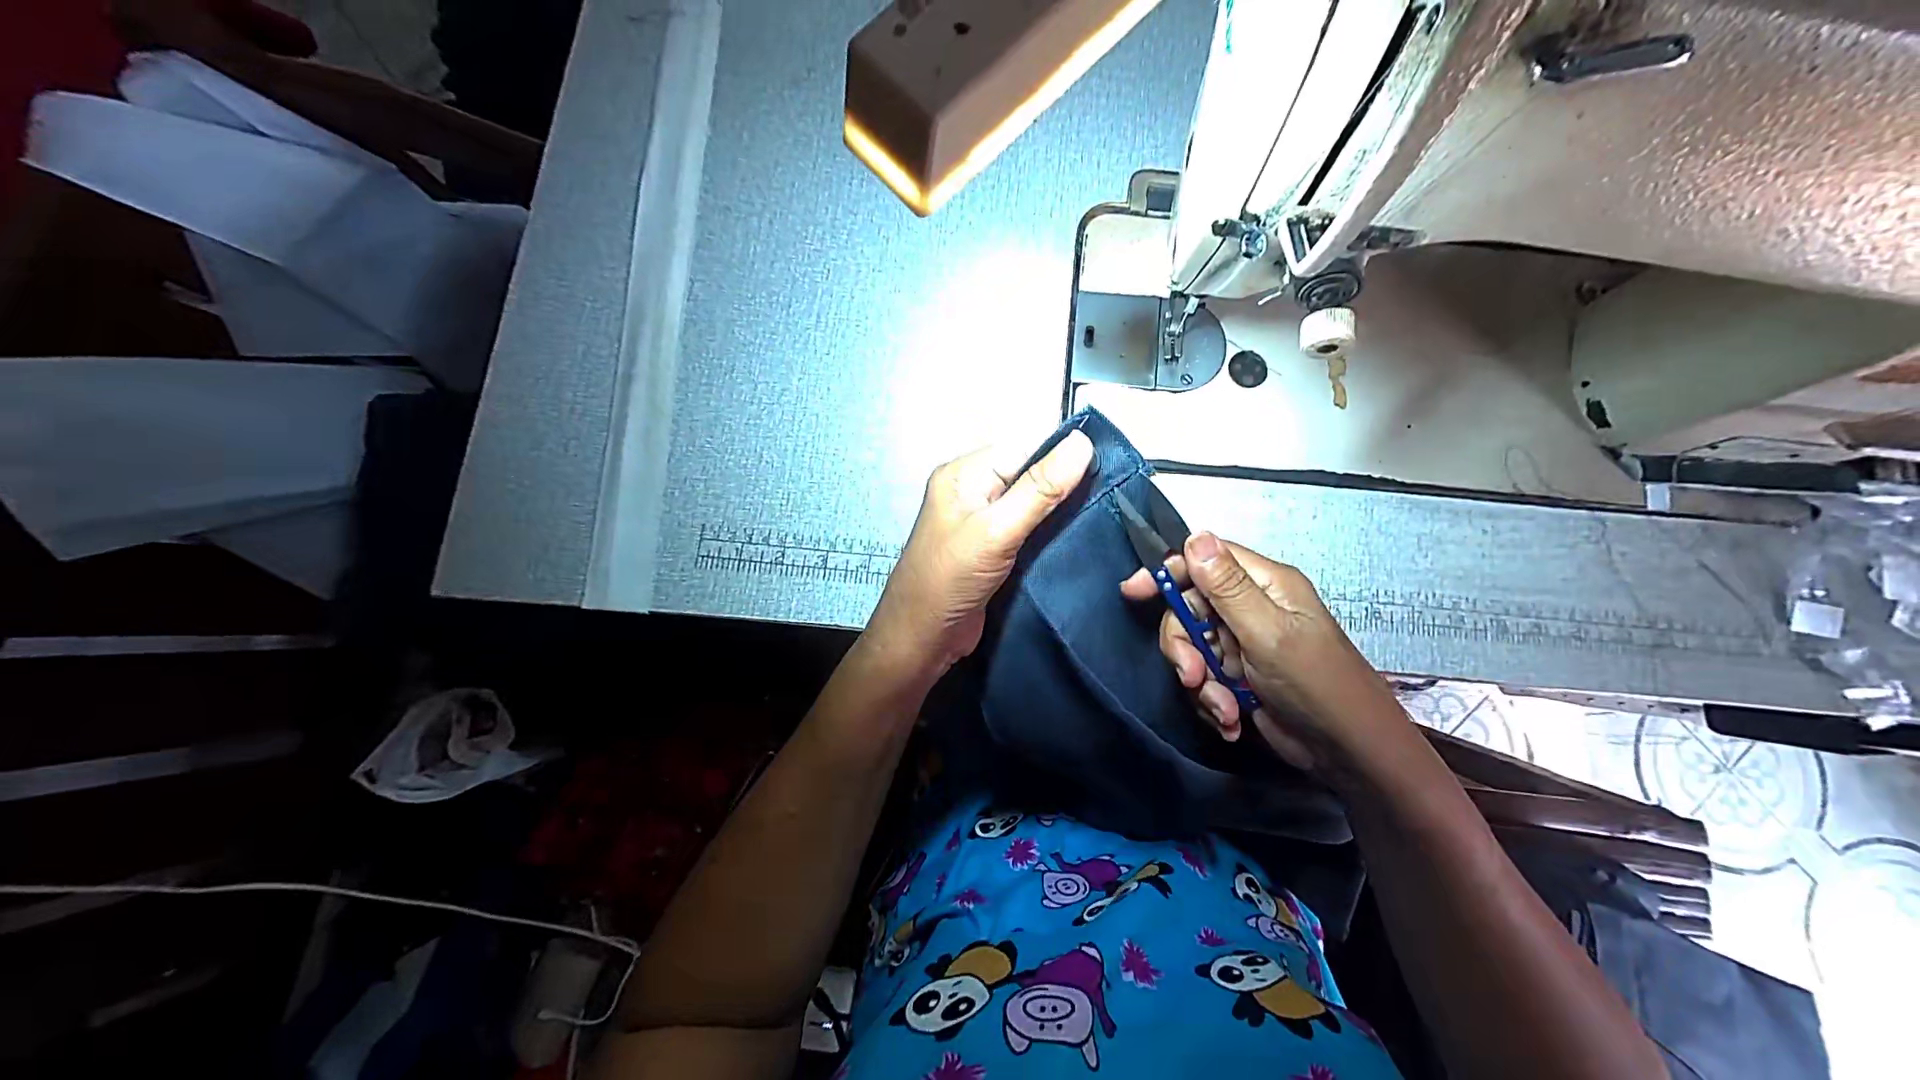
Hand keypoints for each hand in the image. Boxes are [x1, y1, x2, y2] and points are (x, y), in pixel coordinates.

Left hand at [868, 431, 1094, 675]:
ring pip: (1033, 505)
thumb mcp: (996, 530)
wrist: (922, 641)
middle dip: (1067, 485)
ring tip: (1103, 517)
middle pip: (1030, 474)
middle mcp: (972, 491)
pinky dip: (1052, 533)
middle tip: (1112, 498)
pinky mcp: (993, 550)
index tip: (1109, 469)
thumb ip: (1039, 489)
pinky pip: (1029, 530)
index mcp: (963, 474)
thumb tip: (1082, 443)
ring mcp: (982, 522)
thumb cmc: (950, 581)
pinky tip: (1080, 539)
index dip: (1064, 456)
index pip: (1024, 448)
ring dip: (1062, 512)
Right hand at [1120, 532, 1406, 774]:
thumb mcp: (1268, 632)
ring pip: (1192, 649)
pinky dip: (1211, 701)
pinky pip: (1203, 678)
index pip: (1205, 561)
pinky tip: (1232, 719)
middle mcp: (1251, 609)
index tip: (1134, 591)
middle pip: (1189, 610)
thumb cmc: (1316, 685)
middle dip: (1184, 646)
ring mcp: (1243, 645)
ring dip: (1201, 683)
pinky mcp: (1238, 678)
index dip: (1169, 573)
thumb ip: (1227, 587)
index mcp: (1264, 585)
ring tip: (1225, 709)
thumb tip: (1196, 537)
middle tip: (1192, 676)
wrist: (1348, 754)